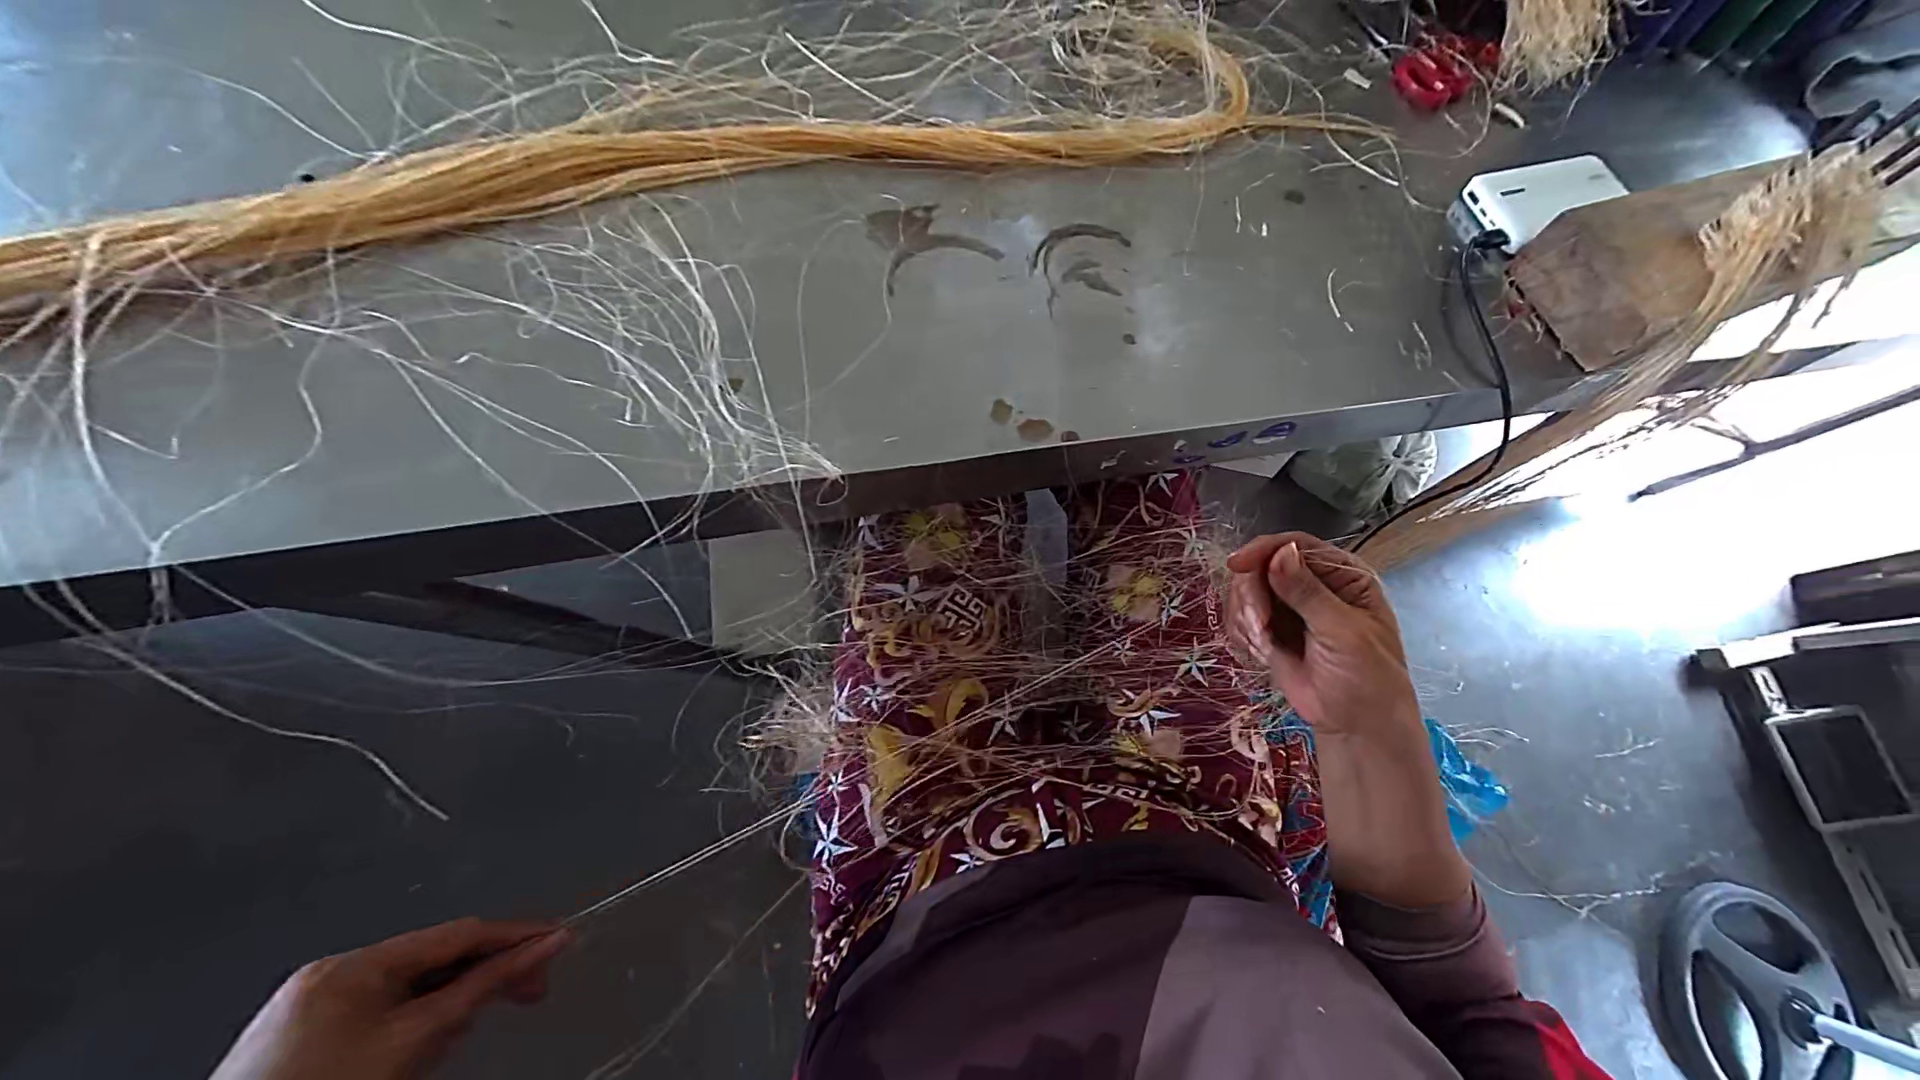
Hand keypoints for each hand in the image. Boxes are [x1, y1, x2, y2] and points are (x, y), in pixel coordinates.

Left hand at [210, 918, 573, 1079]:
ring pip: (409, 989)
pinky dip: (415, 1024)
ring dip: (449, 1005)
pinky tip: (425, 1046)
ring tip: (462, 1033)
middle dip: (484, 975)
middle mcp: (330, 975)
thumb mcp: (417, 1039)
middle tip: (533, 991)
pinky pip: (381, 1014)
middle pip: (434, 959)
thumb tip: (547, 943)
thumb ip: (485, 985)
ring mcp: (312, 1007)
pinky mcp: (304, 1039)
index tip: (558, 941)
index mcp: (353, 965)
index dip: (514, 935)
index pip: (457, 933)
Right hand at [1225, 531, 1419, 739]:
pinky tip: (1261, 653)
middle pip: (1260, 567)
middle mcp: (1312, 584)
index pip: (1295, 545)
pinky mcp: (1268, 629)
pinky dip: (1242, 634)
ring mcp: (1287, 607)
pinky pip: (1238, 617)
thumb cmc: (1366, 678)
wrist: (1355, 727)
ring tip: (1266, 647)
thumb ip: (1308, 593)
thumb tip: (1280, 552)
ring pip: (1244, 592)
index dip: (1262, 551)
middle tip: (1261, 628)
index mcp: (1341, 575)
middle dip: (1252, 596)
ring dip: (1246, 619)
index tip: (1236, 566)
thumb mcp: (1342, 633)